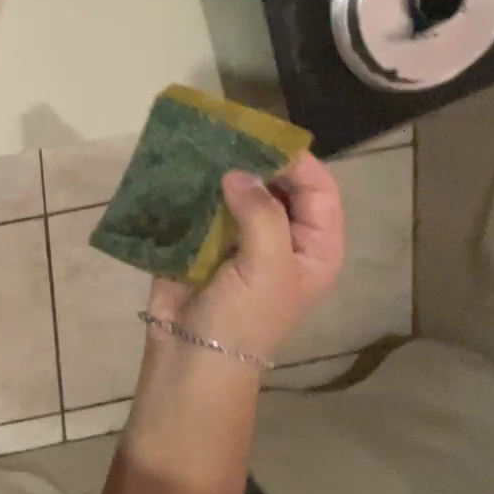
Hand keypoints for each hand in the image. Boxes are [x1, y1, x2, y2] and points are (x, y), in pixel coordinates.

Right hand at [148, 153, 345, 361]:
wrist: (191, 355)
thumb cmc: (244, 318)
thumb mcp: (268, 267)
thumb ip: (261, 215)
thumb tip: (237, 173)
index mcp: (313, 247)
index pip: (318, 193)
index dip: (297, 164)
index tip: (264, 139)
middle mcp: (278, 240)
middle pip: (275, 190)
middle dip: (254, 165)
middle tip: (226, 138)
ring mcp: (235, 243)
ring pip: (233, 198)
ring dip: (216, 177)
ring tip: (198, 149)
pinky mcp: (195, 248)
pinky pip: (196, 214)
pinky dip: (187, 195)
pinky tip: (174, 176)